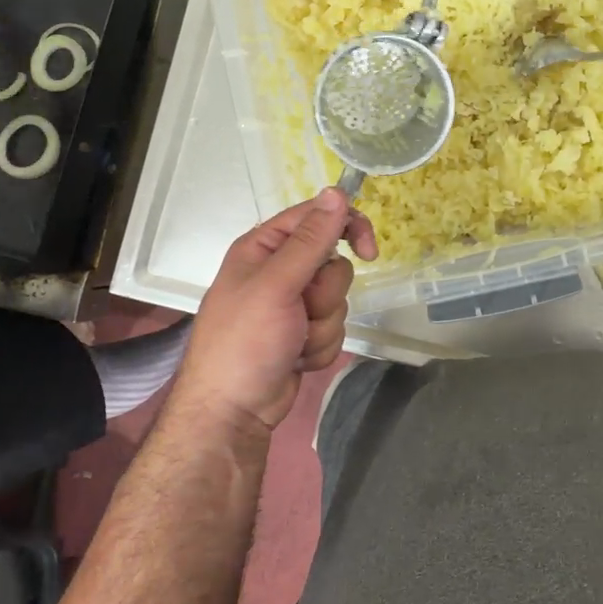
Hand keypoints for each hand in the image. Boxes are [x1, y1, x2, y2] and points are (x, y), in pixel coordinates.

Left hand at [176, 188, 378, 431]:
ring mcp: (291, 306)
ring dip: (322, 326)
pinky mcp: (302, 335)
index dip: (347, 230)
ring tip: (293, 343)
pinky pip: (333, 329)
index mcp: (263, 248)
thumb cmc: (245, 342)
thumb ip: (311, 240)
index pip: (317, 218)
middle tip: (301, 311)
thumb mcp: (277, 285)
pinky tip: (296, 360)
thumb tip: (336, 192)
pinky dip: (320, 347)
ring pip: (338, 301)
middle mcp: (278, 272)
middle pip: (335, 265)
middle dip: (326, 295)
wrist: (233, 411)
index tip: (369, 252)